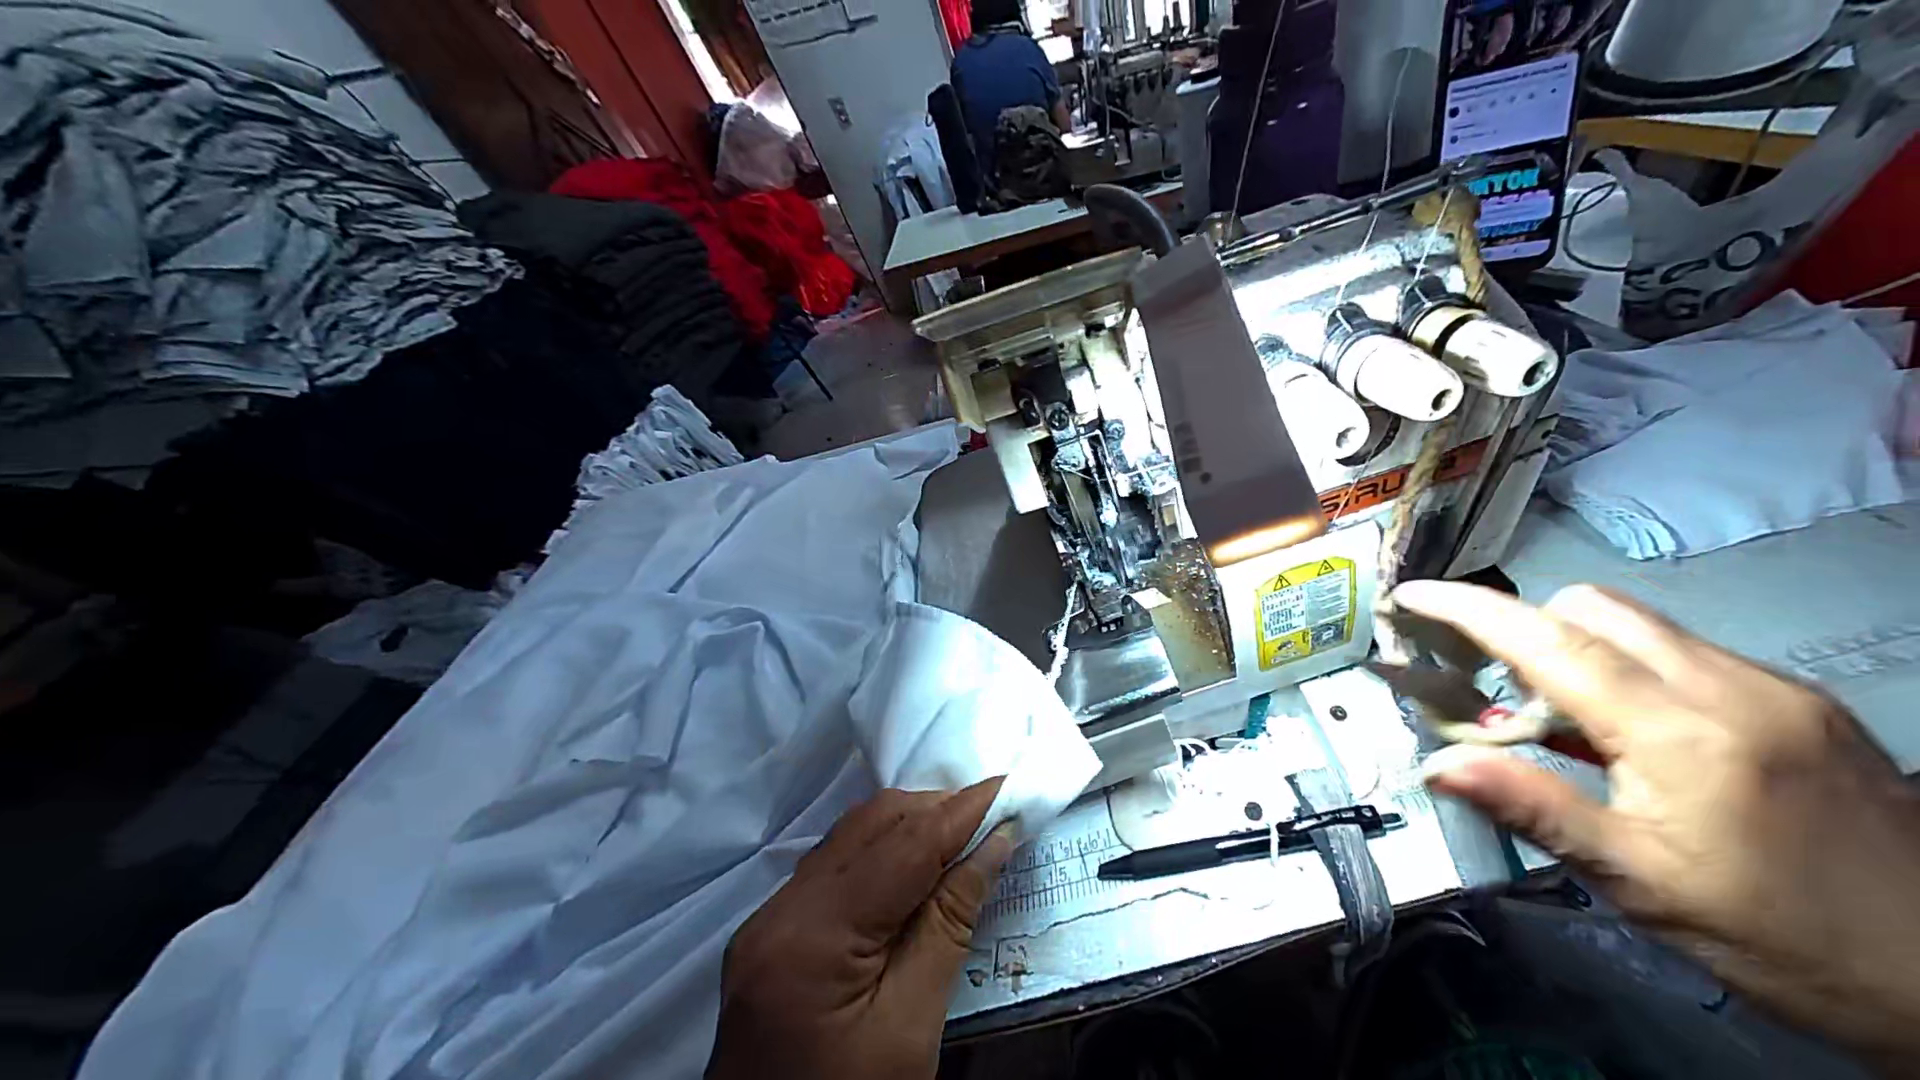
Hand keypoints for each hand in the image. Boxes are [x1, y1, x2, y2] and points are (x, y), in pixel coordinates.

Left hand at [706, 779, 1013, 1079]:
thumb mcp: (911, 1030)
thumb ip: (949, 926)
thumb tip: (992, 846)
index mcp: (812, 938)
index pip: (901, 849)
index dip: (959, 813)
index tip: (1006, 787)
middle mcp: (780, 910)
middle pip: (869, 828)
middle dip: (935, 811)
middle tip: (990, 813)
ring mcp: (768, 916)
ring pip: (849, 837)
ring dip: (909, 826)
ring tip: (962, 833)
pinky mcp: (771, 927)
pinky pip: (833, 864)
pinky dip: (881, 851)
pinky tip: (914, 865)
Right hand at [1396, 581, 1919, 1068]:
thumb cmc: (1781, 938)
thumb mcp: (1640, 884)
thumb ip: (1535, 809)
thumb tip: (1436, 766)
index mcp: (1683, 732)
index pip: (1549, 641)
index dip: (1469, 610)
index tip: (1411, 596)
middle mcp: (1729, 687)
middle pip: (1593, 609)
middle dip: (1523, 625)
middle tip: (1487, 680)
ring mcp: (1774, 688)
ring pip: (1639, 624)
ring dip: (1571, 645)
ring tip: (1552, 710)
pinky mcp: (1802, 703)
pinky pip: (1683, 652)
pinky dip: (1626, 666)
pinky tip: (1628, 731)